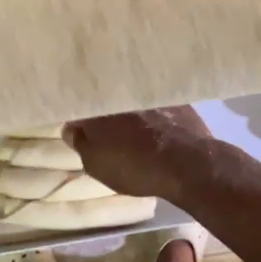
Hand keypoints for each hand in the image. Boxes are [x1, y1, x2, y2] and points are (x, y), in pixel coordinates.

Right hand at [63, 107, 212, 200]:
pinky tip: (158, 125)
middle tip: (104, 126)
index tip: (78, 125)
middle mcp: (122, 93)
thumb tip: (72, 128)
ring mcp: (152, 94)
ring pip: (133, 98)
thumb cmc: (135, 168)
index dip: (78, 116)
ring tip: (133, 126)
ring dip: (130, 108)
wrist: (188, 164)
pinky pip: (158, 101)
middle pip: (107, 99)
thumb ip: (81, 143)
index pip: (80, 104)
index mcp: (97, 107)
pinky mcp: (178, 99)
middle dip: (103, 109)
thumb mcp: (96, 165)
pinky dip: (155, 110)